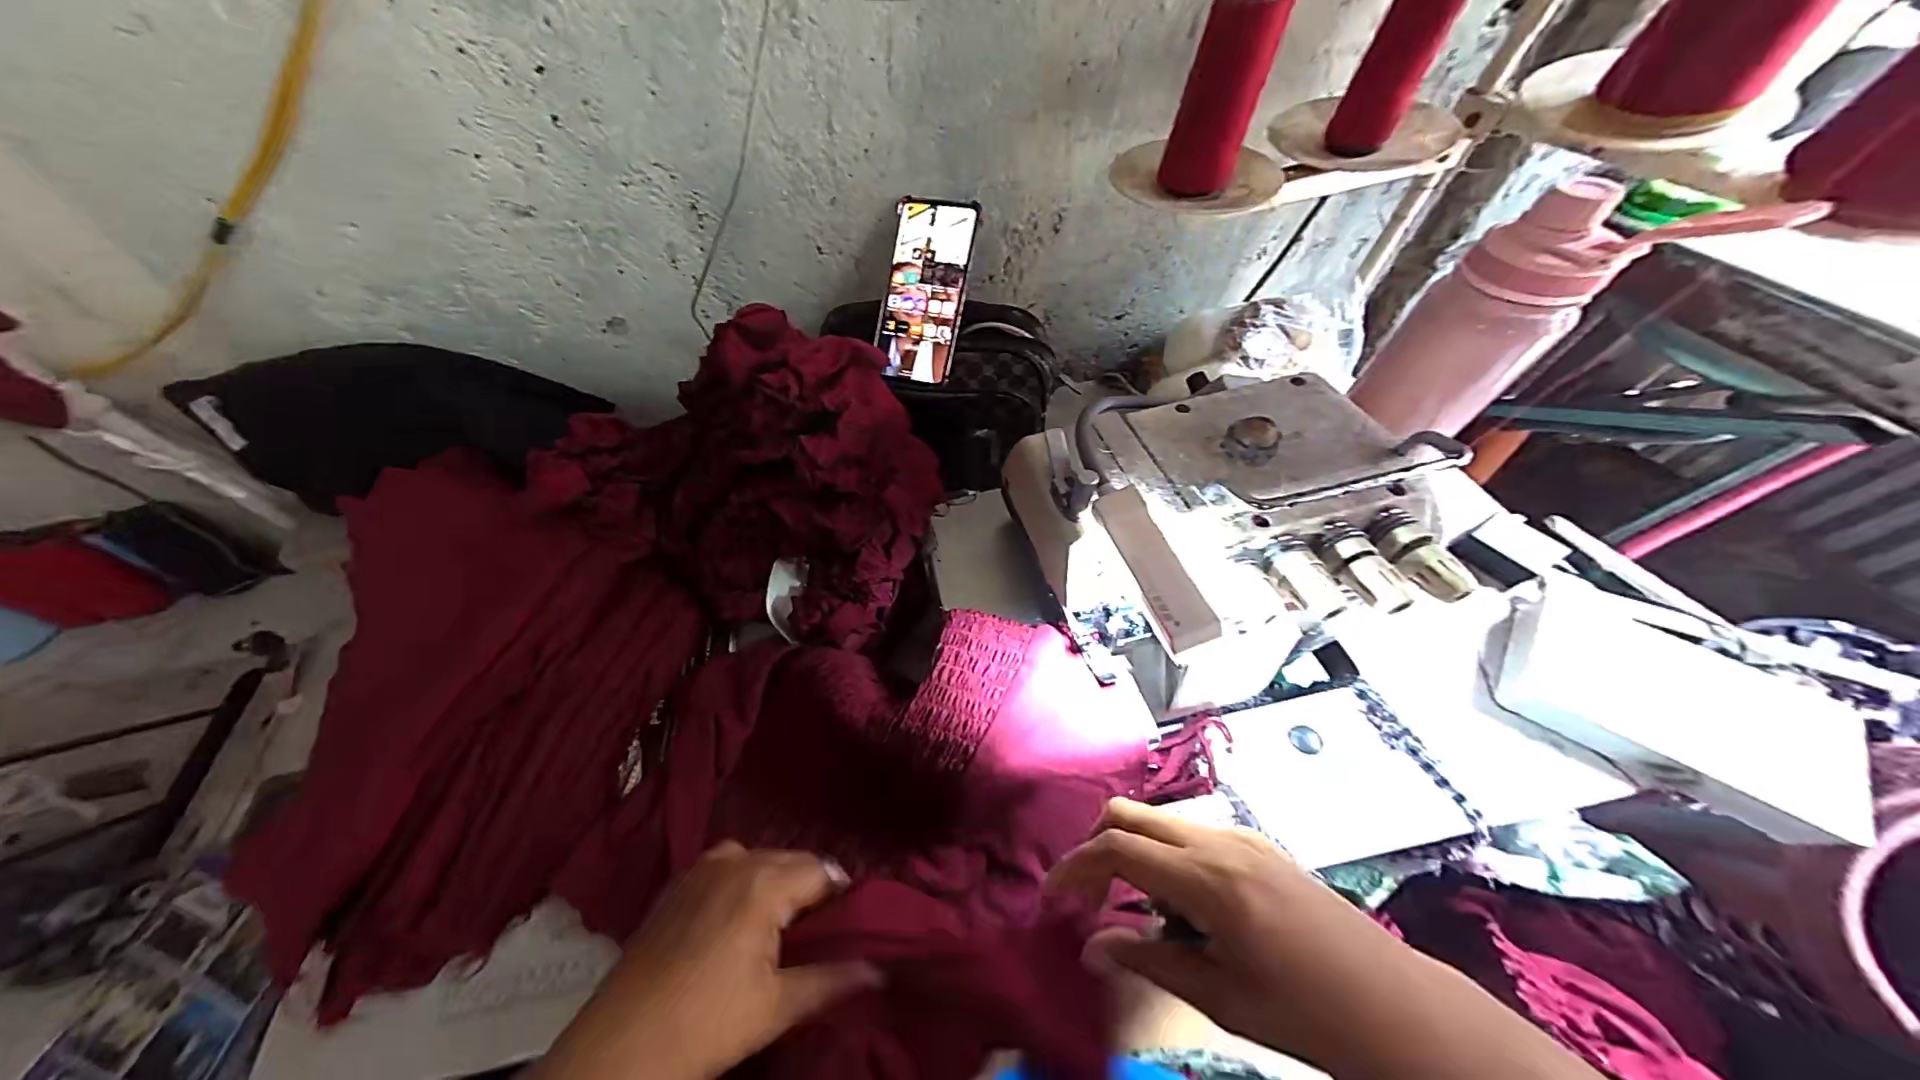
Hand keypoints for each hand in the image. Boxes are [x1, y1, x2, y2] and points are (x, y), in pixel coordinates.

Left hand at [533, 843, 880, 1079]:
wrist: (618, 1050)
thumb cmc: (705, 1026)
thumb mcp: (776, 1007)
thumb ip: (832, 980)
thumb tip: (880, 972)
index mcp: (763, 883)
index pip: (822, 872)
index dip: (842, 896)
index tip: (852, 924)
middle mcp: (734, 861)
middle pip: (791, 860)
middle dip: (811, 887)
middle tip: (820, 932)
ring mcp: (699, 870)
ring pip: (758, 859)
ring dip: (776, 881)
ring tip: (780, 926)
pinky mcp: (675, 886)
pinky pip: (725, 866)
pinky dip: (742, 881)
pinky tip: (737, 921)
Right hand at [1047, 799, 1600, 1079]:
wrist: (1401, 1009)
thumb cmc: (1310, 1015)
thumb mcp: (1223, 998)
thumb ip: (1150, 961)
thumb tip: (1089, 947)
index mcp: (1211, 880)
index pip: (1118, 848)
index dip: (1075, 868)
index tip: (1052, 900)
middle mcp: (1222, 842)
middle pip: (1130, 814)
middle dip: (1094, 847)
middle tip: (1085, 899)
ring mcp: (1242, 838)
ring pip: (1158, 821)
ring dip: (1129, 852)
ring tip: (1131, 913)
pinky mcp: (1256, 846)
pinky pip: (1188, 835)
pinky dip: (1161, 857)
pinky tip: (1176, 908)